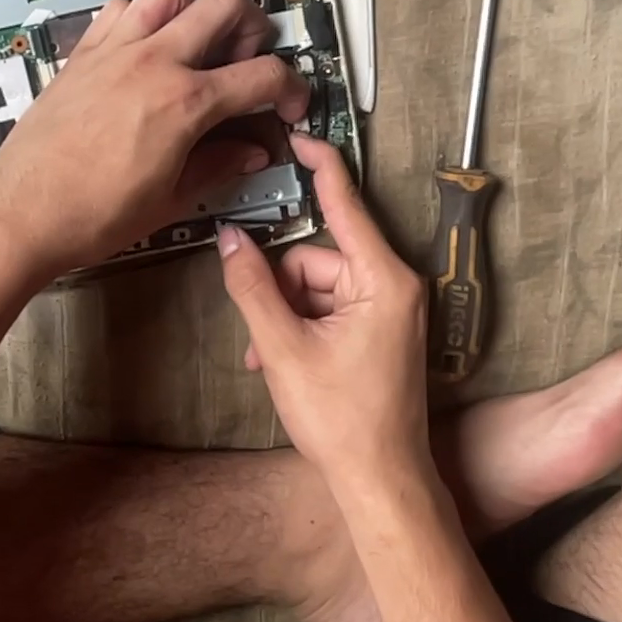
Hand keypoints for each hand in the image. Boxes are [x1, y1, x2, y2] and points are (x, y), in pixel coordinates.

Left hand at [0, 0, 309, 276]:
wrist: (24, 211)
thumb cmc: (93, 214)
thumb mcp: (171, 200)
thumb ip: (218, 166)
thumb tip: (251, 151)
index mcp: (186, 103)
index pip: (264, 74)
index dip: (292, 89)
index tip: (288, 105)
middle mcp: (154, 62)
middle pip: (225, 3)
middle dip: (250, 27)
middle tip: (242, 62)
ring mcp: (116, 50)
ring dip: (191, 7)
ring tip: (191, 44)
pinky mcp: (84, 52)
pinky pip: (119, 6)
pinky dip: (140, 14)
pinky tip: (142, 49)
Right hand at [218, 134, 432, 487]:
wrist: (381, 483)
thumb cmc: (341, 419)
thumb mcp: (283, 348)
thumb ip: (252, 286)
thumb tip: (229, 238)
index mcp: (383, 280)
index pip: (346, 204)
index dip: (320, 166)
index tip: (297, 137)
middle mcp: (392, 287)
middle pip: (313, 259)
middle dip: (278, 290)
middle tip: (260, 336)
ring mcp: (386, 311)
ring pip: (314, 287)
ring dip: (283, 317)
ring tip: (269, 360)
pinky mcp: (377, 331)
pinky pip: (326, 310)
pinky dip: (299, 329)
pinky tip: (280, 363)